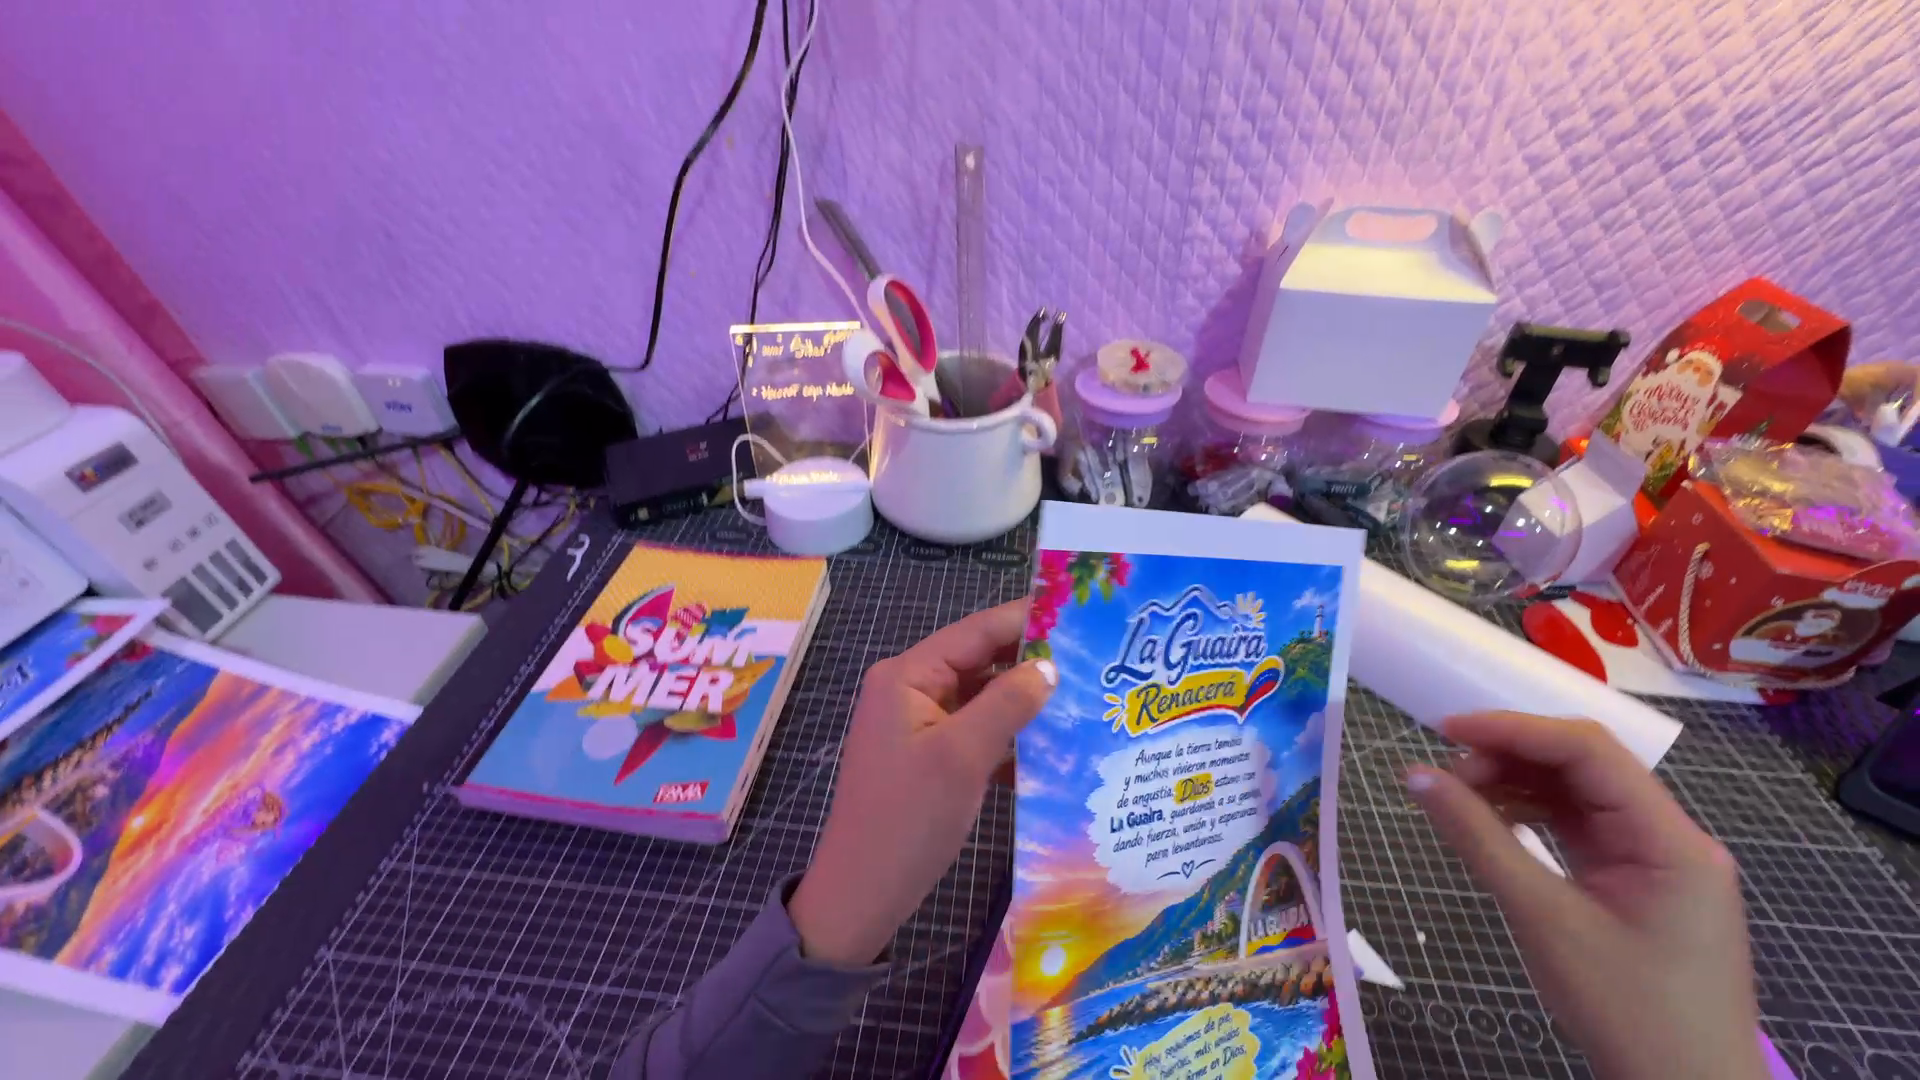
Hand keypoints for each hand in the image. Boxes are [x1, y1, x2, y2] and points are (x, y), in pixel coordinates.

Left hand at [789, 600, 1055, 966]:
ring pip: (981, 695)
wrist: (862, 894)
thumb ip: (1007, 703)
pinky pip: (975, 728)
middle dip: (1031, 661)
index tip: (1081, 614)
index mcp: (908, 675)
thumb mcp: (963, 756)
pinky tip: (1051, 745)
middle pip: (980, 660)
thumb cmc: (908, 818)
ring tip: (1084, 696)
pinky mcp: (928, 754)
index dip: (1027, 619)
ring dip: (1023, 700)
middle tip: (1093, 659)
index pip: (976, 630)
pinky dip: (1007, 733)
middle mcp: (910, 688)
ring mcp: (918, 722)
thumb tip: (1049, 666)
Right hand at [1405, 712, 1764, 1079]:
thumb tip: (1414, 775)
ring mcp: (1654, 858)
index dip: (1514, 730)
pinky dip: (1527, 812)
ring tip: (1458, 794)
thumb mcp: (1541, 917)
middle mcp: (1669, 836)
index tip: (1445, 730)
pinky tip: (1488, 817)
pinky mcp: (1633, 878)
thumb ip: (1477, 837)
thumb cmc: (1624, 1008)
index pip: (1589, 751)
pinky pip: (1575, 824)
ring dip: (1514, 783)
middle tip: (1446, 773)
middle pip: (1583, 766)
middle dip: (1509, 756)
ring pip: (1575, 792)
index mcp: (1670, 839)